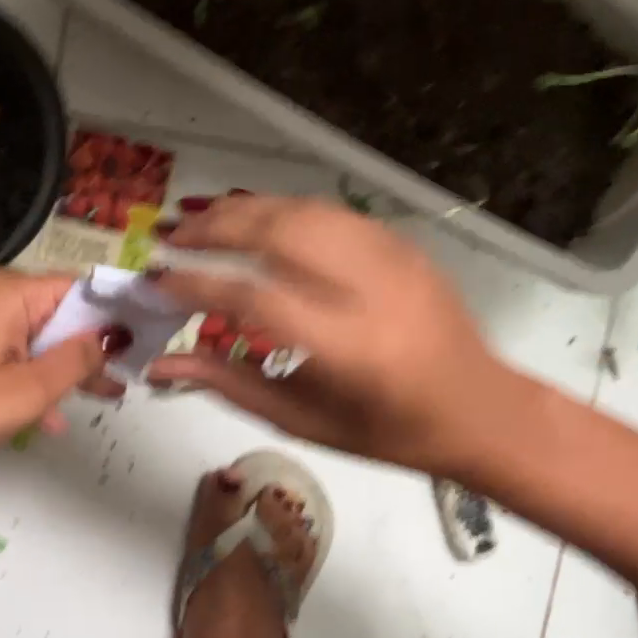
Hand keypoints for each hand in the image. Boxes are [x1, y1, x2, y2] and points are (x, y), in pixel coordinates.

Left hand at [0, 270, 125, 457]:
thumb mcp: (28, 391)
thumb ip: (77, 360)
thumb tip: (113, 335)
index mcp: (11, 292)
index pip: (79, 289)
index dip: (115, 313)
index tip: (146, 339)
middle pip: (59, 311)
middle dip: (92, 346)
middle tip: (129, 377)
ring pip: (37, 334)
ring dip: (65, 366)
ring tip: (104, 398)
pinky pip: (12, 348)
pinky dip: (33, 374)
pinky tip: (51, 415)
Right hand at [147, 196, 530, 474]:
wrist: (482, 409)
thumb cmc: (385, 429)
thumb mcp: (301, 419)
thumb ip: (226, 384)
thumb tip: (157, 366)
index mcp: (351, 350)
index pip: (256, 299)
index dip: (197, 286)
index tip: (156, 282)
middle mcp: (373, 292)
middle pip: (279, 235)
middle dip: (214, 230)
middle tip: (170, 237)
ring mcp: (392, 258)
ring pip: (301, 211)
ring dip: (241, 210)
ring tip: (197, 219)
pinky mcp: (399, 243)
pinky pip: (326, 211)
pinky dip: (277, 207)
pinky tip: (247, 216)